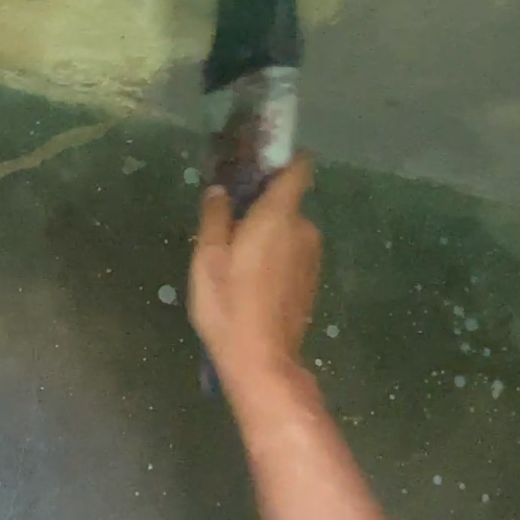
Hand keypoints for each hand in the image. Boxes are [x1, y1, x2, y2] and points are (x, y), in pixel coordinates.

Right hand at [189, 155, 320, 379]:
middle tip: (224, 227)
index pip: (298, 170)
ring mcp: (312, 256)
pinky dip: (273, 255)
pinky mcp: (311, 280)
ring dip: (265, 234)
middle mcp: (303, 230)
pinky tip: (250, 280)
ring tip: (233, 259)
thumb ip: (214, 217)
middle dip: (259, 207)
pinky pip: (291, 252)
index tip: (255, 164)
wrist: (261, 358)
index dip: (280, 161)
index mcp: (279, 217)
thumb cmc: (228, 303)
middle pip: (285, 202)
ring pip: (287, 230)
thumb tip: (219, 191)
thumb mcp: (207, 258)